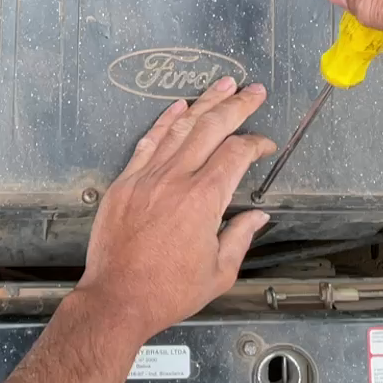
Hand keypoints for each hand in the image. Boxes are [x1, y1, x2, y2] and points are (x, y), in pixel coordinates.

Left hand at [74, 77, 275, 342]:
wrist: (117, 298)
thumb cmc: (168, 291)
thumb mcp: (218, 273)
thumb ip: (240, 237)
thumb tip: (257, 216)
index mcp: (203, 200)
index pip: (236, 155)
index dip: (255, 144)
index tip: (264, 146)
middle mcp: (175, 180)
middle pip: (211, 128)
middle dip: (237, 105)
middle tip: (253, 91)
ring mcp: (146, 177)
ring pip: (179, 127)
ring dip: (204, 102)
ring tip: (222, 84)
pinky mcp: (125, 182)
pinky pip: (148, 142)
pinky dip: (164, 121)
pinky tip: (178, 106)